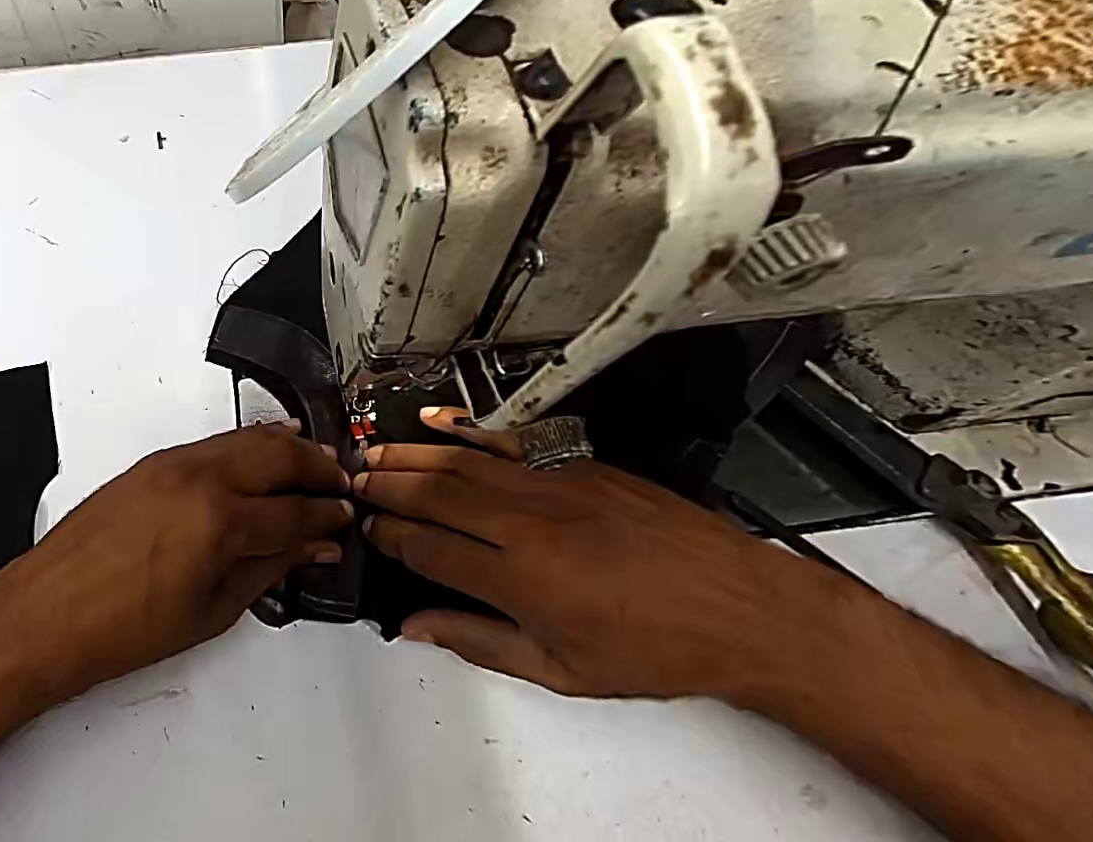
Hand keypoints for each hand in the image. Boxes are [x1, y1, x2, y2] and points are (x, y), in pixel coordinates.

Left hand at [0, 422, 352, 700]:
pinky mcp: (155, 461)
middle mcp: (199, 481)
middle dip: (319, 466)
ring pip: (249, 437)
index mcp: (219, 524)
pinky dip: (248, 442)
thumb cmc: (114, 627)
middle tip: (339, 481)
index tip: (342, 519)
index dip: (328, 516)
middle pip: (281, 456)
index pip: (295, 510)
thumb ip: (268, 569)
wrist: (43, 616)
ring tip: (314, 457)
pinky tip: (262, 448)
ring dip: (288, 445)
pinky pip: (216, 441)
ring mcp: (174, 464)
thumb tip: (306, 549)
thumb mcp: (211, 612)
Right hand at [357, 408, 831, 702]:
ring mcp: (552, 484)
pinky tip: (435, 421)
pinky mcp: (574, 462)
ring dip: (412, 456)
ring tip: (376, 453)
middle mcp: (528, 524)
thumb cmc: (658, 647)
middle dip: (386, 486)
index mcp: (522, 580)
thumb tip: (420, 627)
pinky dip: (465, 428)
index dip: (390, 537)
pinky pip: (506, 439)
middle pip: (435, 494)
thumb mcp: (562, 671)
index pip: (430, 548)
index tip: (370, 530)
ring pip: (462, 462)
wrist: (739, 606)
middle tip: (354, 480)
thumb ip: (480, 642)